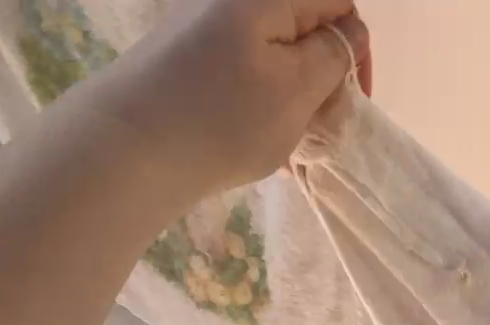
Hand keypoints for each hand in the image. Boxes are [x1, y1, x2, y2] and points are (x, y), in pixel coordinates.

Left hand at [80, 0, 372, 201]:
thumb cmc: (226, 117)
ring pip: (278, 52)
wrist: (134, 146)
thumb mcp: (297, 89)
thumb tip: (352, 33)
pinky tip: (261, 132)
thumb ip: (333, 55)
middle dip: (324, 73)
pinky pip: (248, 67)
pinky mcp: (189, 51)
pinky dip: (266, 98)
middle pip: (304, 26)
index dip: (354, 48)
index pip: (335, 2)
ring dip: (297, 92)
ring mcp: (205, 23)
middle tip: (321, 122)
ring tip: (291, 134)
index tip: (353, 96)